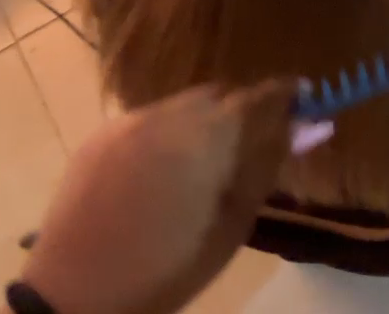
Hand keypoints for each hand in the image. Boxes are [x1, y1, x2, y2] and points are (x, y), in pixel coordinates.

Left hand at [20, 82, 306, 313]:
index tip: (306, 104)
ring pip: (187, 105)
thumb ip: (271, 162)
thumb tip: (316, 123)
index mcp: (210, 133)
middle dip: (242, 114)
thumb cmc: (170, 267)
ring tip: (201, 168)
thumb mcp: (234, 221)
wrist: (72, 298)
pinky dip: (167, 135)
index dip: (289, 96)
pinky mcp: (102, 133)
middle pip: (224, 95)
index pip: (264, 94)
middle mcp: (173, 111)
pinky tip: (161, 173)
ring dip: (204, 123)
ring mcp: (133, 119)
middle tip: (248, 152)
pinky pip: (152, 119)